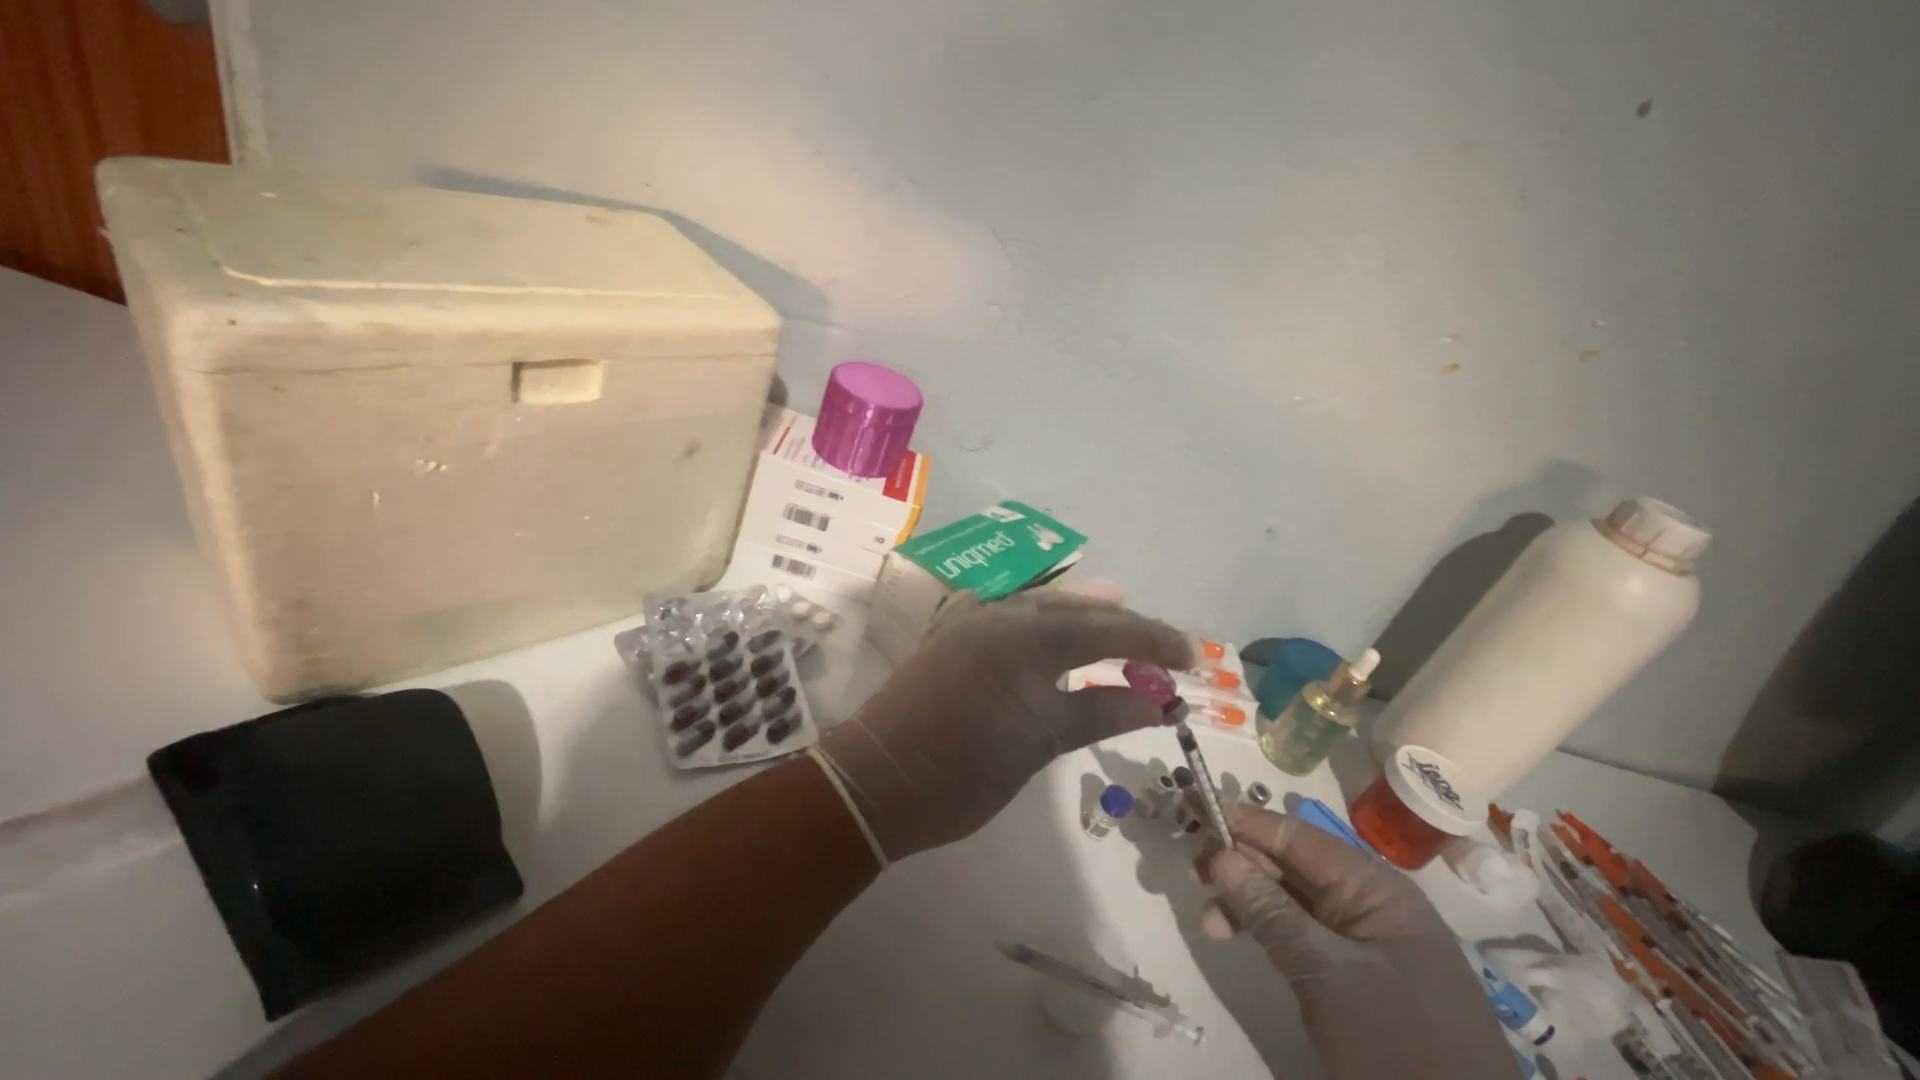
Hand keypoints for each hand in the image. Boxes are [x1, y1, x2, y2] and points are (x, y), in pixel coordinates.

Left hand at [816, 591, 1190, 861]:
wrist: (875, 783)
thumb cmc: (961, 772)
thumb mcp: (1040, 743)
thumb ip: (1101, 711)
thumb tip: (1162, 701)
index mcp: (1025, 634)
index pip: (1108, 628)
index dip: (1155, 643)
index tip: (1194, 660)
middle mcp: (1000, 614)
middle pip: (1078, 611)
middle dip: (1126, 627)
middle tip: (1165, 649)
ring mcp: (971, 622)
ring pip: (1043, 607)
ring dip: (1086, 618)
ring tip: (1123, 620)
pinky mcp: (953, 638)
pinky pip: (1012, 617)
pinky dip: (1045, 624)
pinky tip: (1057, 629)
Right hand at [1207, 805, 1521, 1079]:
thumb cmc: (1397, 1042)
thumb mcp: (1327, 974)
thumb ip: (1271, 911)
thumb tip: (1220, 855)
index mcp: (1375, 888)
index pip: (1297, 835)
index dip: (1243, 819)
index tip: (1192, 803)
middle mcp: (1369, 903)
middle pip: (1292, 863)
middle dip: (1239, 861)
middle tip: (1188, 870)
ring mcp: (1363, 940)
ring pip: (1291, 899)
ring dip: (1246, 900)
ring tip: (1208, 921)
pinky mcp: (1354, 975)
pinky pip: (1300, 932)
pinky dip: (1264, 928)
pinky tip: (1234, 934)